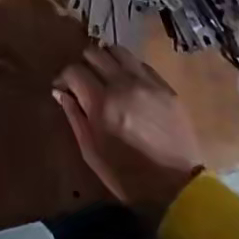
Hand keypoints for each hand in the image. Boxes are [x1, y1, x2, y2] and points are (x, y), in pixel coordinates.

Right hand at [53, 45, 203, 223]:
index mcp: (102, 103)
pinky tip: (128, 83)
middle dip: (84, 64)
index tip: (63, 88)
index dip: (64, 77)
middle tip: (84, 81)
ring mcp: (147, 82)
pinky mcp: (165, 86)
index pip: (74, 70)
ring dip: (106, 59)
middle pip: (95, 53)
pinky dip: (128, 67)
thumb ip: (74, 117)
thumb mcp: (91, 152)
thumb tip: (61, 92)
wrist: (176, 187)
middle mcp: (123, 84)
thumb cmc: (127, 176)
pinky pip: (140, 63)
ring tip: (105, 76)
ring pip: (119, 51)